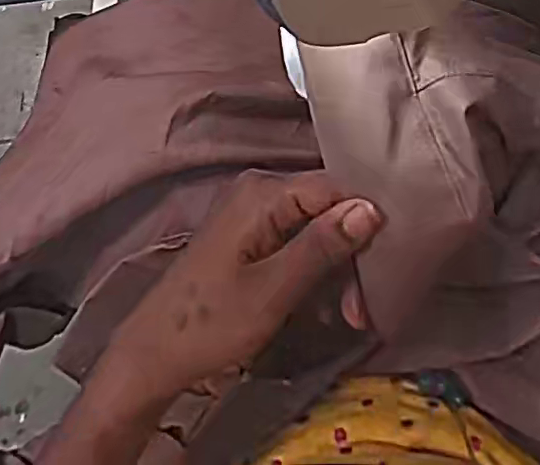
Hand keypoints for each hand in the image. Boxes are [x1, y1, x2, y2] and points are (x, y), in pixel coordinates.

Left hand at [97, 173, 383, 406]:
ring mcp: (253, 207)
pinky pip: (298, 233)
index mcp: (262, 192)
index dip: (364, 218)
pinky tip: (325, 297)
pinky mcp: (252, 229)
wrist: (154, 353)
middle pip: (326, 204)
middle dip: (351, 249)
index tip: (385, 260)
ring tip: (347, 311)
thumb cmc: (209, 322)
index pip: (333, 186)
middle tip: (361, 305)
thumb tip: (371, 208)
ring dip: (336, 263)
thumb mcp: (272, 291)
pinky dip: (316, 263)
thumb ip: (321, 247)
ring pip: (316, 221)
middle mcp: (259, 188)